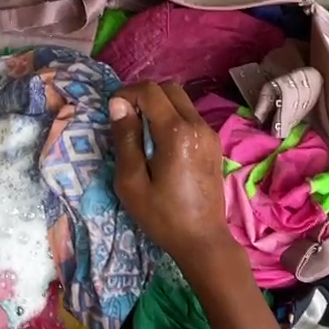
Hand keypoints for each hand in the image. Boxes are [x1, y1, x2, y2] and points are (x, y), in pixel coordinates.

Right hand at [109, 82, 238, 272]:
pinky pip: (189, 116)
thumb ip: (125, 138)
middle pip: (169, 88)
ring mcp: (210, 133)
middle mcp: (198, 125)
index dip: (127, 93)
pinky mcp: (214, 143)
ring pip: (181, 100)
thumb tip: (118, 105)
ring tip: (142, 133)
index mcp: (177, 132)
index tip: (114, 112)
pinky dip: (172, 117)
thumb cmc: (162, 215)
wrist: (202, 241)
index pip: (150, 91)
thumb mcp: (131, 181)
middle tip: (127, 118)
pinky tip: (160, 144)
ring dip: (159, 106)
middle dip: (144, 95)